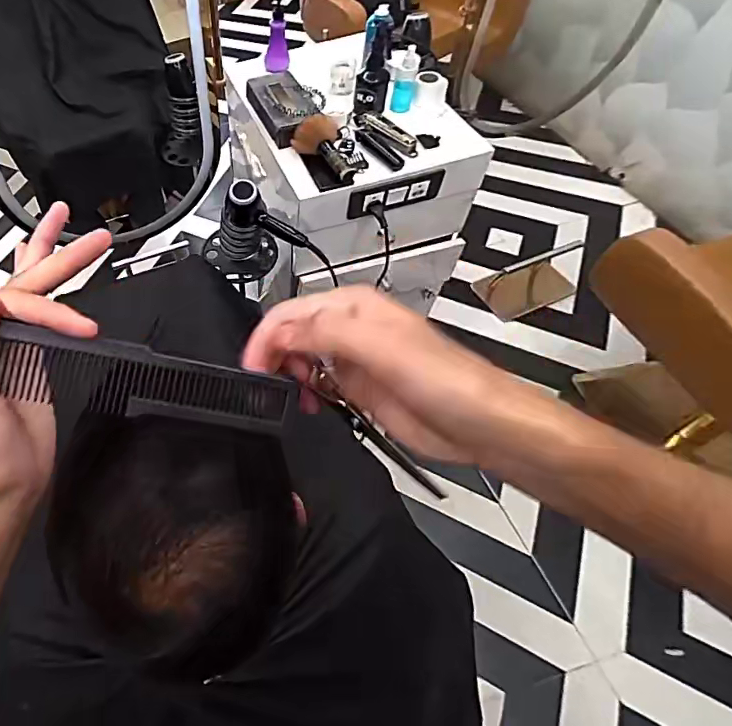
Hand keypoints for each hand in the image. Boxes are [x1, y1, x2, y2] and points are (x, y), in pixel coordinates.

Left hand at [0, 203, 113, 519]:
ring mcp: (7, 344)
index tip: (78, 327)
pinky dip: (50, 285)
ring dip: (55, 257)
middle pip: (23, 283)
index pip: (7, 301)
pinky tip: (49, 265)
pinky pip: (41, 310)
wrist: (4, 493)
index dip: (47, 310)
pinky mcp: (29, 355)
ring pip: (31, 288)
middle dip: (59, 255)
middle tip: (95, 239)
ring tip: (75, 227)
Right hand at [242, 287, 542, 464]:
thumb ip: (329, 333)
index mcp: (356, 307)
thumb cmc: (450, 380)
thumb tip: (284, 331)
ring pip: (300, 357)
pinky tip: (309, 403)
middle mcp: (352, 329)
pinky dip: (304, 392)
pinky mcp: (359, 388)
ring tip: (289, 393)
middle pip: (292, 332)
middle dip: (272, 354)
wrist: (480, 424)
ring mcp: (355, 359)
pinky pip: (317, 383)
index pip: (292, 311)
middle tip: (263, 382)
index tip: (251, 364)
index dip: (266, 336)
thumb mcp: (384, 348)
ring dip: (286, 374)